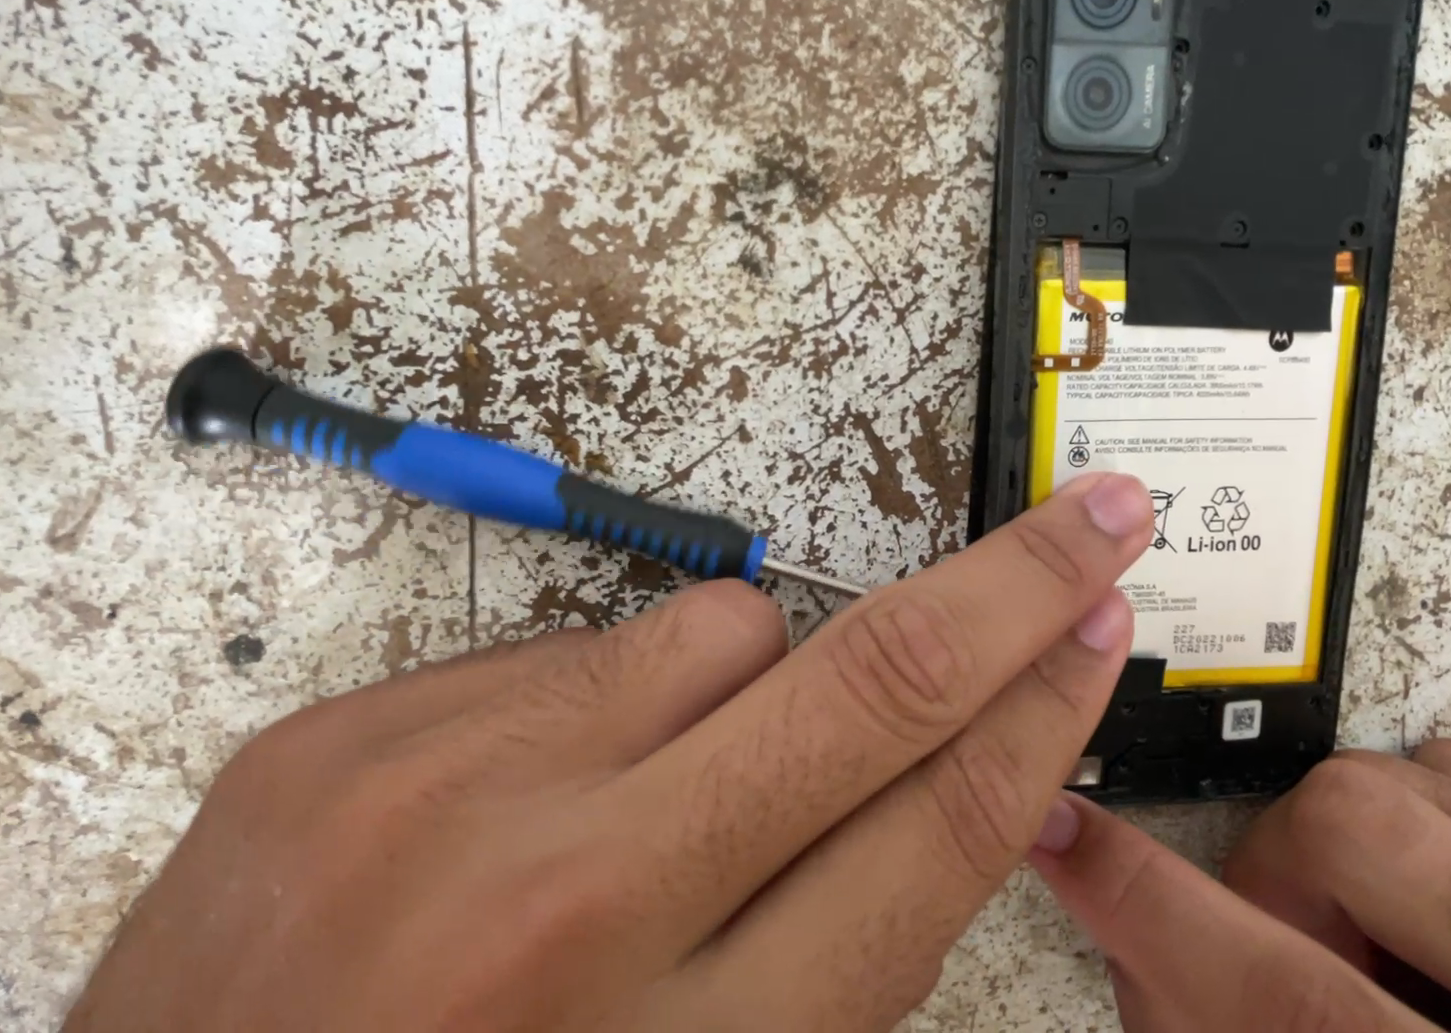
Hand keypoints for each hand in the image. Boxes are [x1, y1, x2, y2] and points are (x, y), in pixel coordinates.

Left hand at [64, 473, 1154, 1031]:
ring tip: (669, 781)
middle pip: (871, 687)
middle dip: (1008, 589)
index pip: (938, 829)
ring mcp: (443, 793)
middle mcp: (573, 907)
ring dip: (749, 676)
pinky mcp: (349, 734)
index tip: (1102, 618)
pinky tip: (536, 794)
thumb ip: (824, 936)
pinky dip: (612, 697)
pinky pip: (580, 646)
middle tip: (1094, 516)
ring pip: (720, 629)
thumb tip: (924, 756)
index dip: (1042, 710)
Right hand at [1031, 741, 1450, 1031]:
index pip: (1298, 1004)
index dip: (1156, 911)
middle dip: (1283, 877)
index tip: (1065, 836)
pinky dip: (1442, 824)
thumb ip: (1258, 1027)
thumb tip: (1141, 952)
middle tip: (1310, 948)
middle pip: (1351, 832)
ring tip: (1430, 948)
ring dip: (1365, 856)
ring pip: (1406, 781)